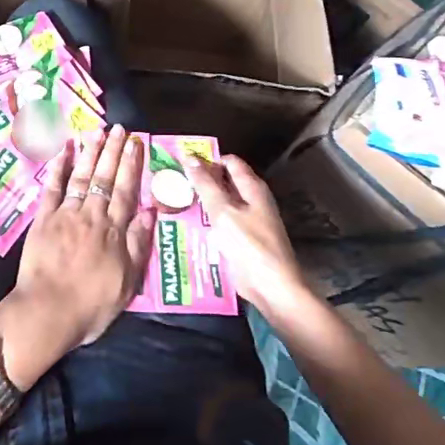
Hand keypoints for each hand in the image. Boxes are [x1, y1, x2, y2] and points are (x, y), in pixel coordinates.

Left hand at [2, 125, 155, 357]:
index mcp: (114, 231)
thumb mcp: (128, 282)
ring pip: (81, 177)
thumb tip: (150, 211)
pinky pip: (51, 187)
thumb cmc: (92, 305)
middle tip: (119, 127)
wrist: (48, 312)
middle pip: (104, 177)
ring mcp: (65, 214)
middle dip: (113, 150)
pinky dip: (57, 167)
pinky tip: (63, 150)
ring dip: (89, 152)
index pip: (126, 190)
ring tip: (96, 131)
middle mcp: (91, 216)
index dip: (131, 165)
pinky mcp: (42, 219)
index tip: (136, 142)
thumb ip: (139, 245)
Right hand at [186, 154, 309, 321]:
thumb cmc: (249, 245)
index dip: (207, 160)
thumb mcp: (222, 211)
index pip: (229, 162)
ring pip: (220, 204)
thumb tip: (190, 157)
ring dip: (200, 203)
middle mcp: (252, 201)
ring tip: (173, 202)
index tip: (182, 164)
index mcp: (252, 188)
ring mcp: (247, 221)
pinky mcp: (241, 239)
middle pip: (224, 182)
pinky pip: (220, 223)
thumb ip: (205, 185)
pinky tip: (186, 225)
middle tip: (173, 183)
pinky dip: (205, 221)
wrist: (271, 287)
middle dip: (200, 181)